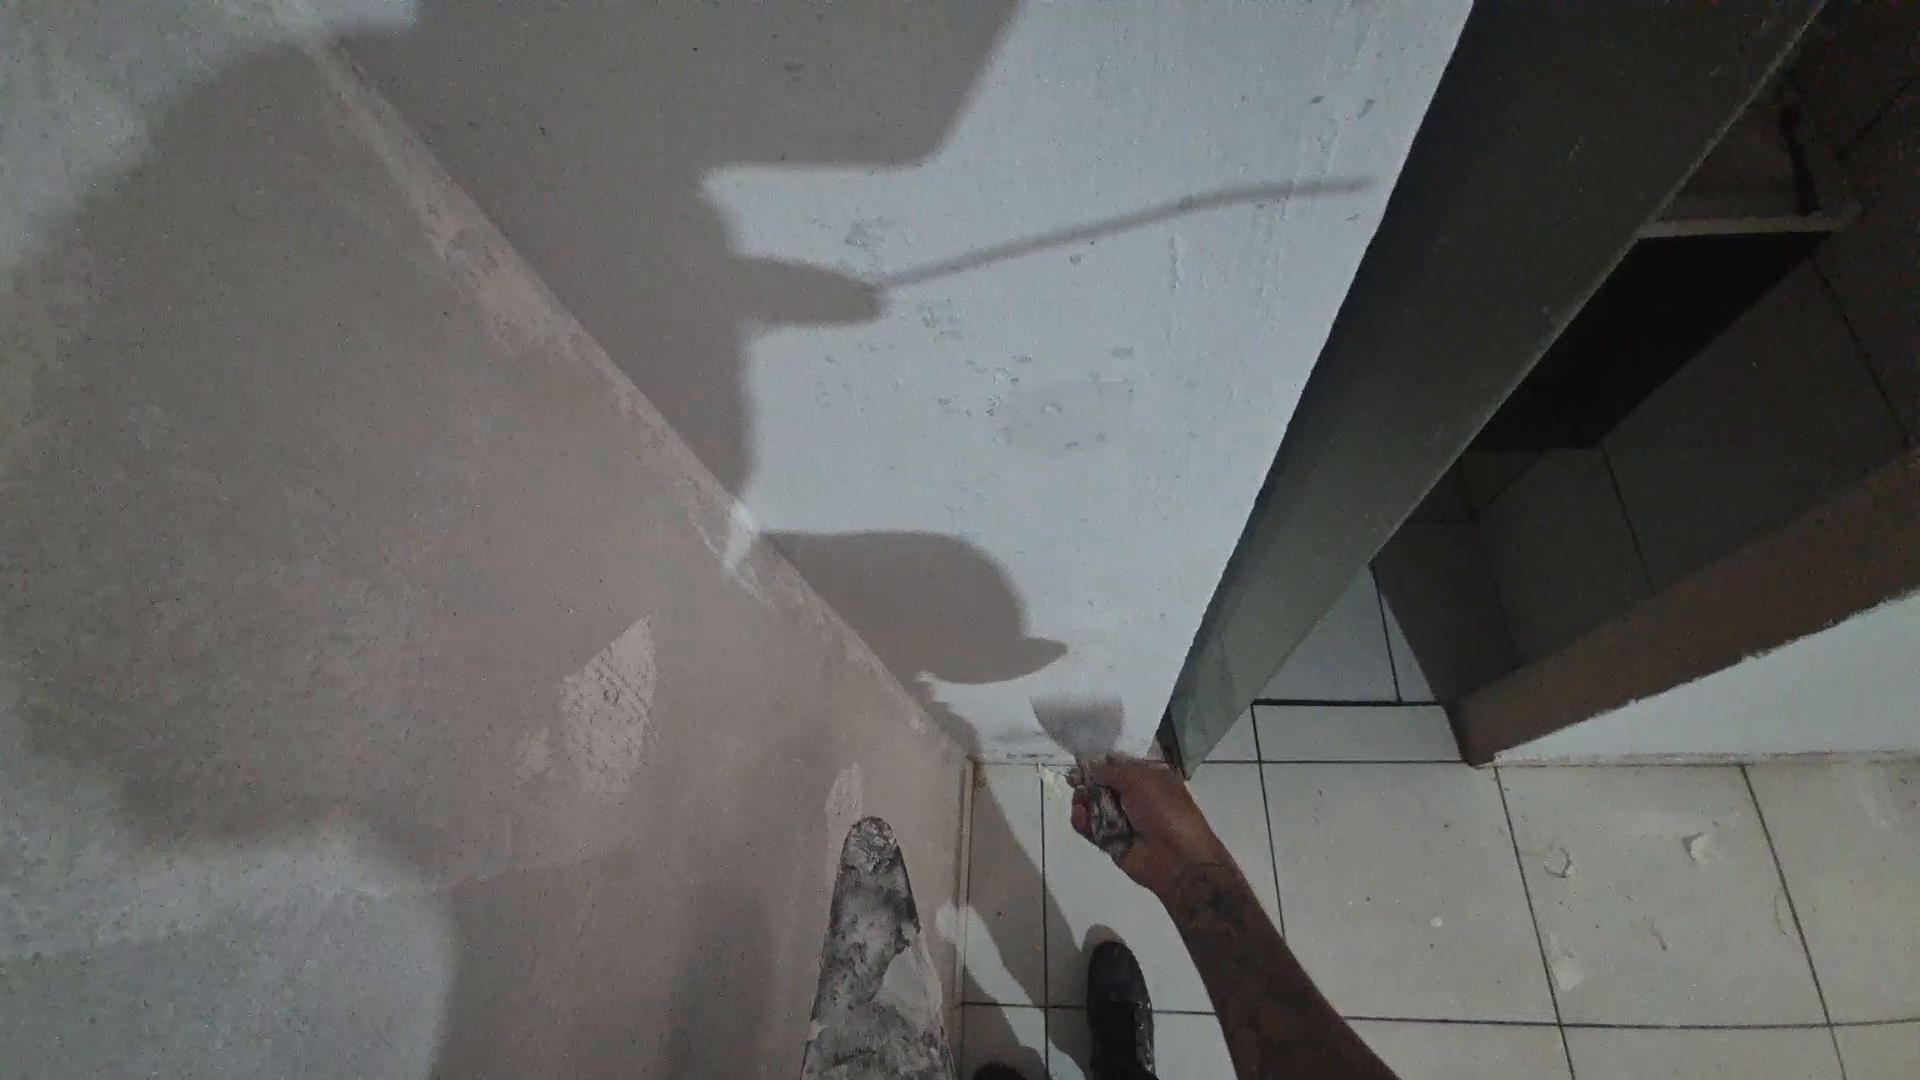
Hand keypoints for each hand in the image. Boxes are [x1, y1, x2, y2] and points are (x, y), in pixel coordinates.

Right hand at [1071, 756, 1231, 900]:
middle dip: (1086, 780)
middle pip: (1102, 784)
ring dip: (1082, 800)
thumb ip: (1110, 771)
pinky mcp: (1111, 841)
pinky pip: (1090, 828)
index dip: (1100, 761)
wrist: (1179, 859)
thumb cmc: (1164, 811)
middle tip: (1073, 780)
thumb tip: (1090, 766)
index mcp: (1149, 777)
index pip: (1119, 764)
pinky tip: (1080, 815)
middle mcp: (1135, 797)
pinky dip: (1082, 821)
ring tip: (1078, 801)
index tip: (1080, 760)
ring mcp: (1123, 820)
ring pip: (1093, 805)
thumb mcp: (1140, 780)